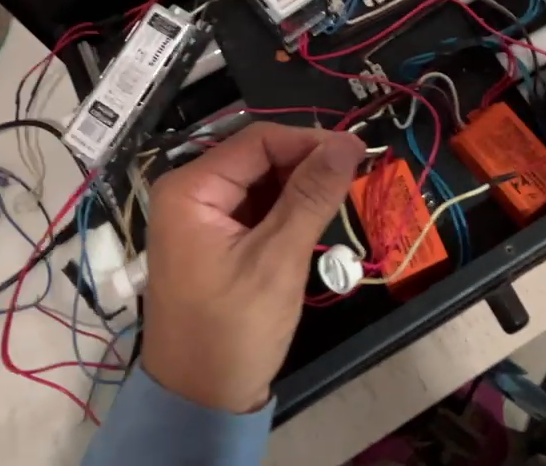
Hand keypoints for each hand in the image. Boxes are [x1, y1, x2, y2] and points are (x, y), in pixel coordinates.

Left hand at [140, 122, 366, 412]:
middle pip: (257, 157)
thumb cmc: (233, 331)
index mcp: (190, 189)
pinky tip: (315, 214)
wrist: (199, 405)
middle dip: (305, 163)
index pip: (258, 141)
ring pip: (260, 179)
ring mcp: (199, 215)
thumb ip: (312, 195)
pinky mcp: (213, 237)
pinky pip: (254, 205)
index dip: (309, 141)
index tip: (357, 151)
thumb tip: (349, 142)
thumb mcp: (277, 260)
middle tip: (354, 175)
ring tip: (341, 194)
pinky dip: (286, 207)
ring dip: (299, 185)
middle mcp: (188, 192)